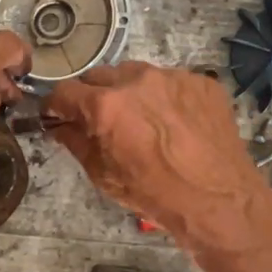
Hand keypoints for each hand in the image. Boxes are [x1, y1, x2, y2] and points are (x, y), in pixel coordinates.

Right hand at [46, 62, 271, 243]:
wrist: (216, 198)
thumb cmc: (152, 191)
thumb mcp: (101, 174)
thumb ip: (75, 142)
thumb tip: (59, 126)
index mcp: (105, 105)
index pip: (64, 91)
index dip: (55, 105)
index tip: (55, 116)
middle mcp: (137, 80)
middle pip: (98, 76)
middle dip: (91, 95)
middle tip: (97, 120)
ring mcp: (172, 77)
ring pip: (134, 74)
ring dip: (126, 92)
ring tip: (138, 119)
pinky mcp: (201, 82)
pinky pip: (169, 81)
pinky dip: (161, 97)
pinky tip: (170, 123)